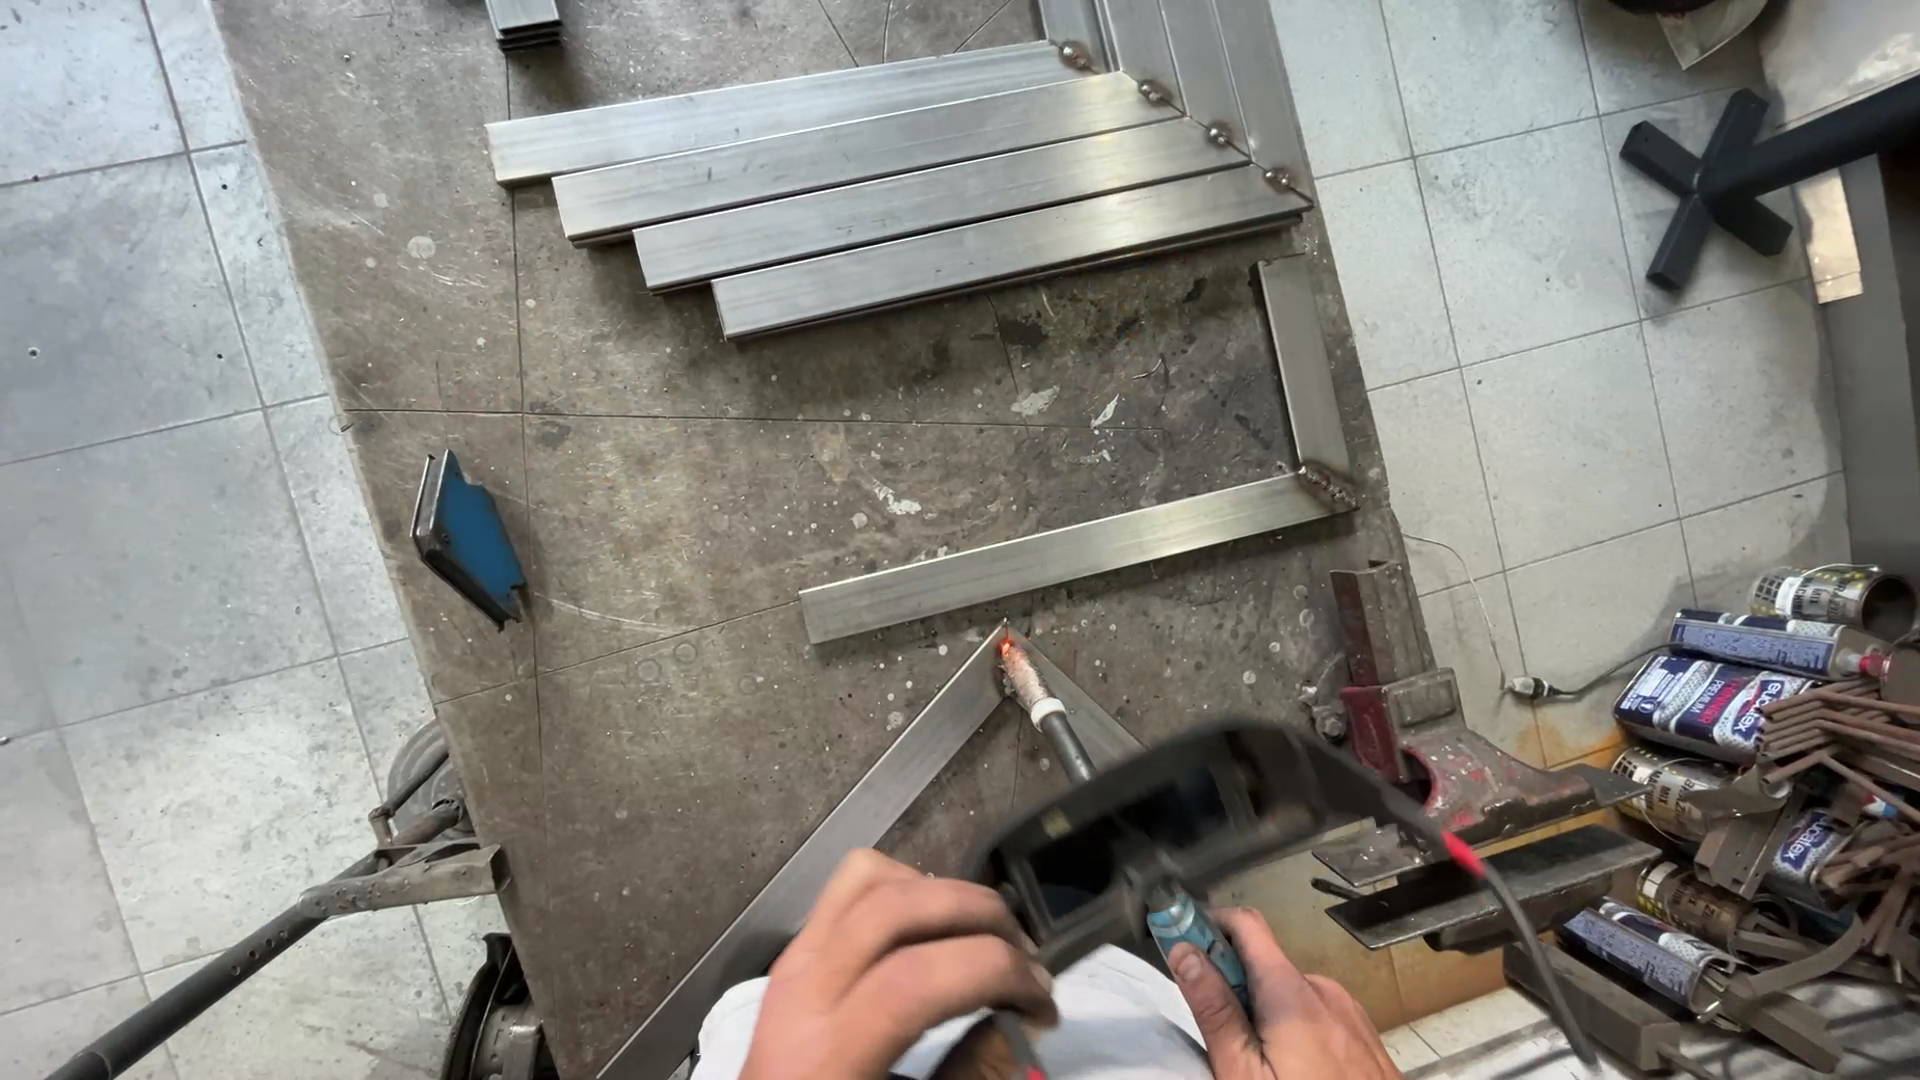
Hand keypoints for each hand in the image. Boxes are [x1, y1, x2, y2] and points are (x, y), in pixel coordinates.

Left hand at [739, 849, 1057, 1079]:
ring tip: (986, 934)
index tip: (1042, 1001)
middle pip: (896, 910)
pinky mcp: (797, 946)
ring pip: (872, 879)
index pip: (915, 980)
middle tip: (1027, 957)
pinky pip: (852, 883)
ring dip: (943, 893)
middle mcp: (803, 991)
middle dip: (980, 917)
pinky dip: (905, 883)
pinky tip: (934, 925)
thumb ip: (968, 1076)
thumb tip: (1020, 1019)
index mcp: (825, 1058)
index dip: (994, 973)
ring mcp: (794, 958)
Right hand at [1169, 907, 1400, 1079]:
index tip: (1186, 955)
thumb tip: (1183, 950)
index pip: (1245, 923)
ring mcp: (1352, 1016)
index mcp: (1291, 990)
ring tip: (1267, 1074)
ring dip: (1268, 1016)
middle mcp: (1323, 990)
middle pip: (1264, 966)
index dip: (1209, 927)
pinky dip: (1300, 1034)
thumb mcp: (1245, 1077)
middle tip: (1226, 1044)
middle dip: (1237, 990)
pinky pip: (1321, 1019)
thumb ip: (1215, 1011)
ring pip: (1292, 996)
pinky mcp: (1370, 1043)